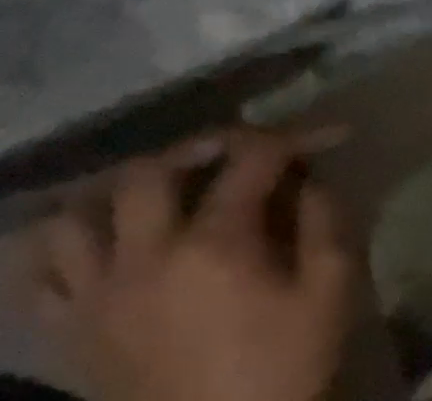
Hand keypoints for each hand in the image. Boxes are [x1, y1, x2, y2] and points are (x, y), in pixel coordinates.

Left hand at [34, 130, 353, 400]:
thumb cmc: (288, 359)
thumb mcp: (333, 285)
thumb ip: (325, 219)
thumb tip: (308, 179)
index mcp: (215, 245)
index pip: (250, 161)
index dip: (294, 138)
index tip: (326, 137)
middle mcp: (142, 259)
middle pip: (147, 173)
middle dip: (198, 148)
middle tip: (234, 154)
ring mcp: (93, 297)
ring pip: (71, 219)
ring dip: (116, 196)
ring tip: (158, 195)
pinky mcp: (68, 332)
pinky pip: (33, 279)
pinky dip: (61, 249)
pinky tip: (101, 244)